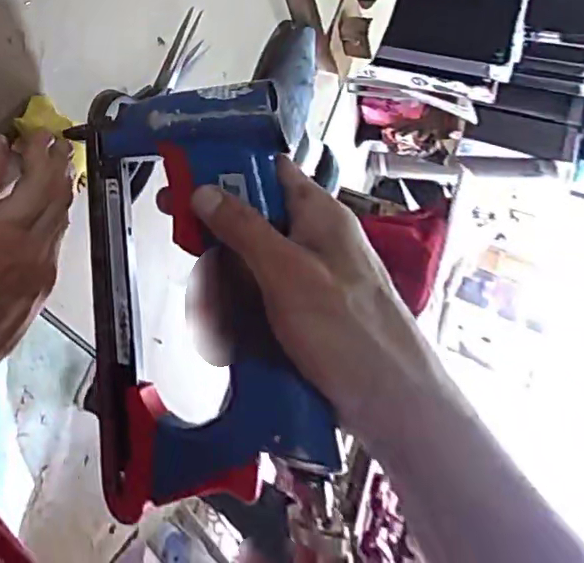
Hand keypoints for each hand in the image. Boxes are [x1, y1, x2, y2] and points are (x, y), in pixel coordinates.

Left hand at [0, 132, 74, 403]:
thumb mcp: (2, 327)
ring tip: (43, 139)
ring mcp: (4, 229)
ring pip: (36, 184)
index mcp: (39, 281)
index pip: (58, 230)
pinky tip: (0, 143)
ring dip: (41, 157)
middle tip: (62, 149)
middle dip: (61, 170)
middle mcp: (32, 251)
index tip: (63, 186)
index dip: (62, 203)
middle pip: (56, 200)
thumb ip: (15, 297)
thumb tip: (12, 282)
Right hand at [190, 156, 451, 446]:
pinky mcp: (296, 311)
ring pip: (241, 262)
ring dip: (219, 285)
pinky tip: (228, 338)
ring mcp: (302, 277)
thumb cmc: (354, 336)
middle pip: (244, 219)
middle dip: (213, 241)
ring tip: (215, 318)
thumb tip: (202, 191)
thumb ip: (243, 228)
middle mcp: (309, 239)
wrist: (399, 416)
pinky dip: (233, 312)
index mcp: (317, 216)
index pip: (266, 169)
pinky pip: (251, 298)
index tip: (184, 176)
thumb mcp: (288, 273)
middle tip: (187, 247)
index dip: (225, 167)